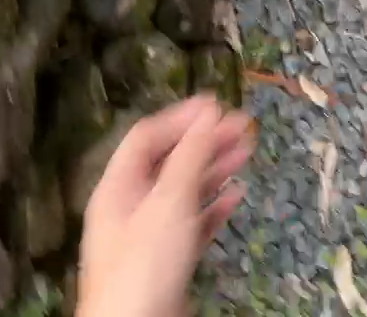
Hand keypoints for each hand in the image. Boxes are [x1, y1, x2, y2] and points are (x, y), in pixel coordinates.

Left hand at [78, 97, 254, 316]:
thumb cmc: (146, 261)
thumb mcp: (169, 200)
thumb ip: (191, 153)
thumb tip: (209, 111)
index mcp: (119, 186)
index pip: (147, 136)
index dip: (182, 117)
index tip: (219, 104)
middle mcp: (131, 205)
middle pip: (170, 160)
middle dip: (206, 140)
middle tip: (243, 125)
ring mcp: (149, 234)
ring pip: (185, 188)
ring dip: (215, 166)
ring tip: (248, 151)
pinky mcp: (168, 259)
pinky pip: (193, 221)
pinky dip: (215, 204)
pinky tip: (237, 194)